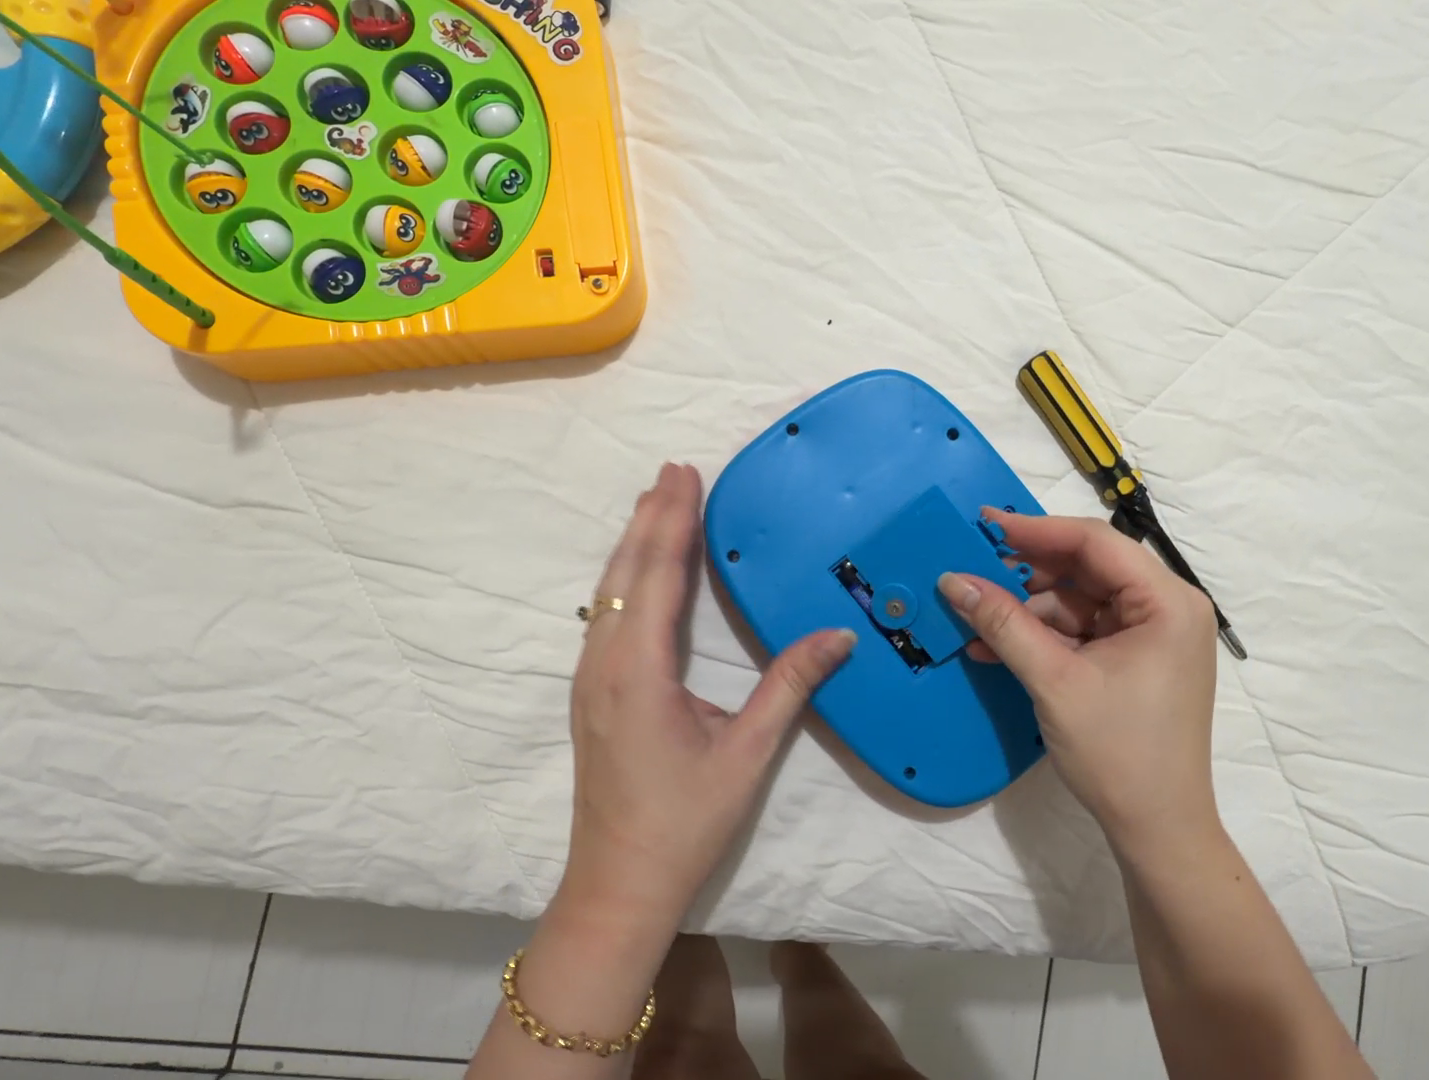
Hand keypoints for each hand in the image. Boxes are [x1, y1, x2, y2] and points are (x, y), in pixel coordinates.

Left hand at [563, 463, 856, 922]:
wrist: (618, 882)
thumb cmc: (685, 821)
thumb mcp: (747, 754)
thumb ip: (790, 688)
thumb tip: (838, 636)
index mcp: (638, 670)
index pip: (657, 576)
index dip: (671, 521)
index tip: (683, 474)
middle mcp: (604, 663)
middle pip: (625, 573)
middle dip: (649, 518)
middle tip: (672, 471)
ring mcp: (590, 679)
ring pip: (608, 593)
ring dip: (634, 544)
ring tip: (655, 504)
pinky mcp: (592, 694)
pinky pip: (606, 616)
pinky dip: (627, 578)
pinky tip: (641, 573)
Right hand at [937, 511, 1219, 847]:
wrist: (1157, 828)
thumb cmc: (1117, 752)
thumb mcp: (1054, 681)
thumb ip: (1003, 623)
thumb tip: (953, 579)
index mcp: (1168, 602)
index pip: (1096, 542)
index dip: (1036, 531)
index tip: (984, 526)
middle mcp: (1168, 607)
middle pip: (1088, 568)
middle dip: (1028, 575)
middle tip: (975, 573)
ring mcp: (1154, 634)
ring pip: (1080, 600)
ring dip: (1029, 611)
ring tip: (978, 626)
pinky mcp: (1137, 658)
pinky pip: (1084, 629)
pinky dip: (1044, 636)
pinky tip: (999, 647)